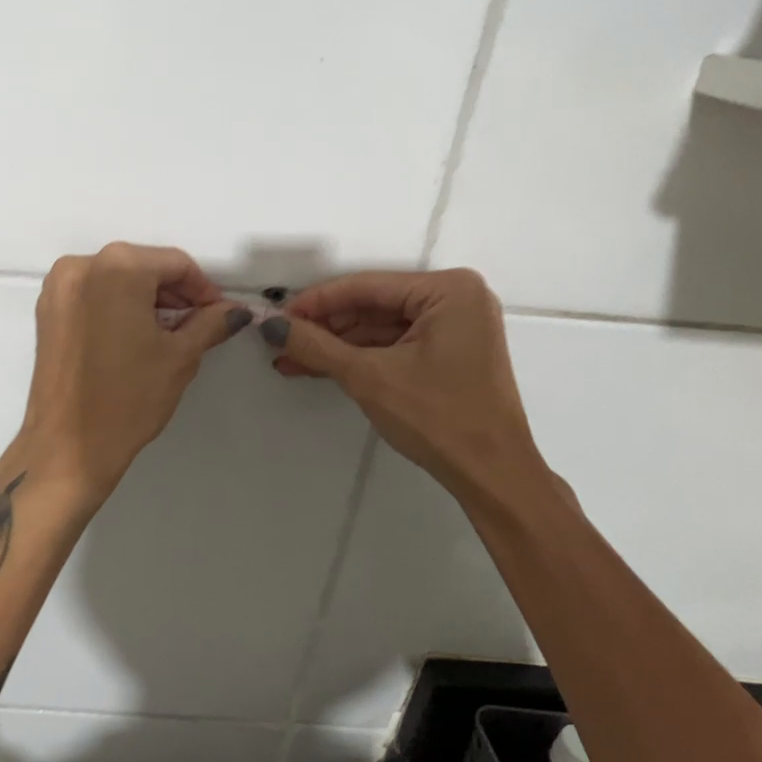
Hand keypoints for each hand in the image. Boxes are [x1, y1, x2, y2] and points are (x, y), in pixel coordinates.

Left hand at [20, 243, 251, 496]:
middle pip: (143, 267)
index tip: (219, 315)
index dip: (203, 289)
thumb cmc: (129, 397)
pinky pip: (92, 296)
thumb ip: (210, 322)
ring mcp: (58, 289)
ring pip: (116, 281)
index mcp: (118, 266)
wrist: (69, 445)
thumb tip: (234, 310)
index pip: (175, 264)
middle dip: (173, 294)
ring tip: (167, 336)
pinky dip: (117, 308)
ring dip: (145, 301)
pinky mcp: (46, 313)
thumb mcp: (180, 356)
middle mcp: (82, 265)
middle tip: (197, 326)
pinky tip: (133, 340)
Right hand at [260, 269, 544, 501]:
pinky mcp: (450, 354)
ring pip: (380, 328)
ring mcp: (455, 327)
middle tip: (279, 341)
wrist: (491, 474)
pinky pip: (395, 345)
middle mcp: (456, 299)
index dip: (315, 303)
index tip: (275, 317)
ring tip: (290, 359)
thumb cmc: (438, 417)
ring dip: (336, 346)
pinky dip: (360, 358)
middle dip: (324, 328)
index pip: (366, 286)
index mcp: (449, 290)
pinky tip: (319, 367)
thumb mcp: (369, 377)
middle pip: (373, 305)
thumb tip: (271, 325)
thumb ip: (316, 346)